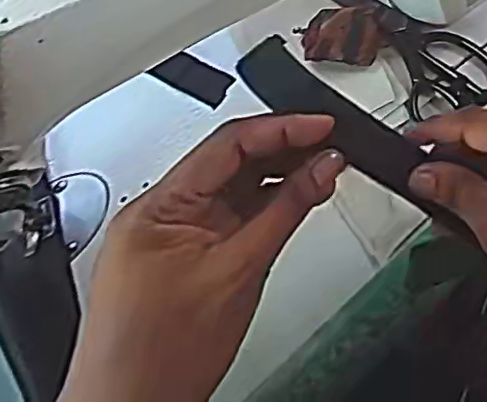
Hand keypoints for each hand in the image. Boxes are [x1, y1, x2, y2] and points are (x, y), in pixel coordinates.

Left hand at [61, 114, 345, 401]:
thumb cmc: (157, 361)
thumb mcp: (240, 270)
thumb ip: (288, 208)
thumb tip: (324, 165)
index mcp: (158, 208)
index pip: (229, 144)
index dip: (282, 128)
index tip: (321, 126)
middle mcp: (160, 212)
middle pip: (233, 158)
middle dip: (285, 149)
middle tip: (329, 146)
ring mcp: (172, 232)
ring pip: (236, 183)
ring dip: (280, 174)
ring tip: (322, 171)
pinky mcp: (186, 249)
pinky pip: (234, 209)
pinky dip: (268, 201)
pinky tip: (297, 198)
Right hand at [408, 108, 486, 316]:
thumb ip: (454, 190)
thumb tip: (422, 172)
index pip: (467, 121)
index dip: (431, 131)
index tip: (405, 142)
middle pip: (473, 126)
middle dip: (443, 149)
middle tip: (415, 173)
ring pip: (481, 138)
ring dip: (458, 160)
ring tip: (436, 189)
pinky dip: (475, 166)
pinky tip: (461, 189)